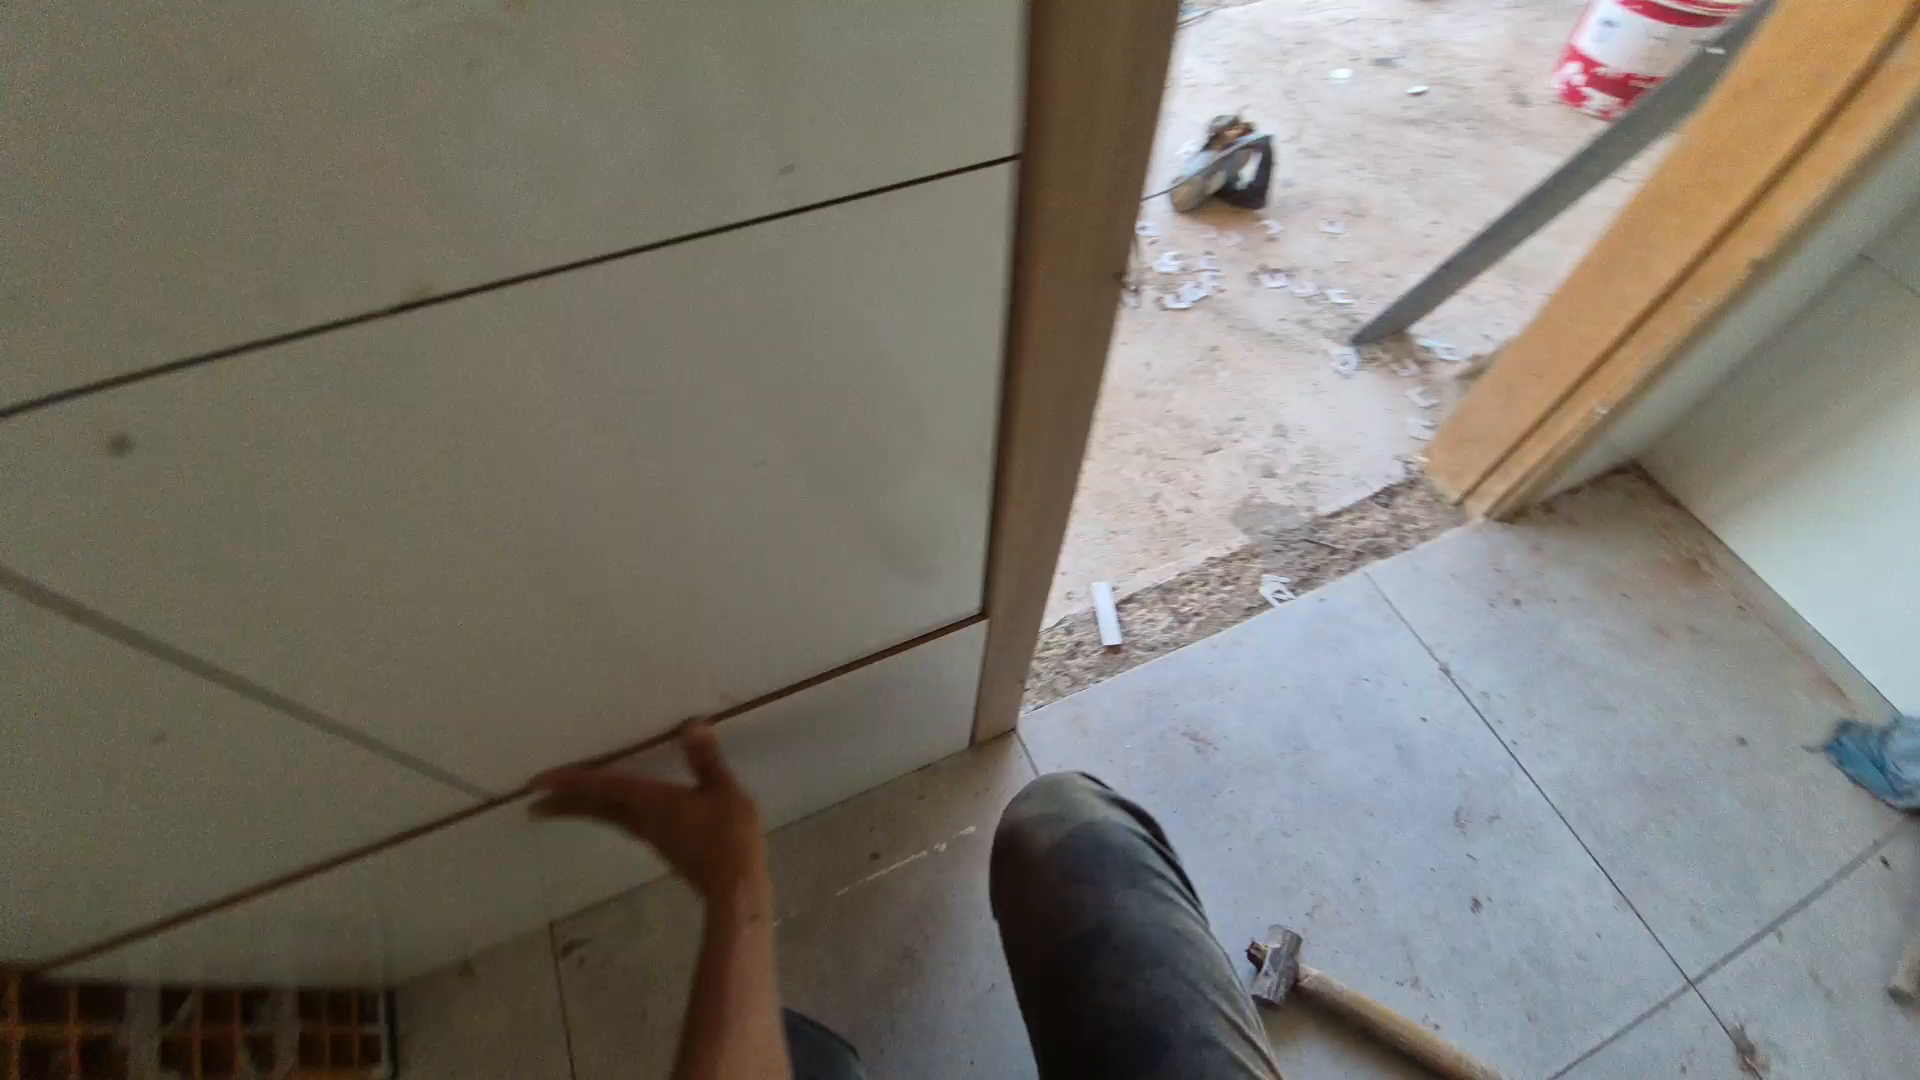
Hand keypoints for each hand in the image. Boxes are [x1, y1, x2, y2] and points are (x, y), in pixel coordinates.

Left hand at [529, 721, 766, 904]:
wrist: (734, 886)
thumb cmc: (728, 836)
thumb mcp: (723, 791)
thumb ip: (705, 760)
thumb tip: (693, 725)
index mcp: (653, 802)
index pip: (604, 787)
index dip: (571, 781)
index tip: (536, 782)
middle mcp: (643, 819)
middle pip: (597, 808)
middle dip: (566, 803)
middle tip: (533, 803)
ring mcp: (652, 834)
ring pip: (608, 817)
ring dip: (583, 809)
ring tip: (562, 806)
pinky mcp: (664, 843)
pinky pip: (624, 822)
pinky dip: (608, 812)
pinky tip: (617, 812)